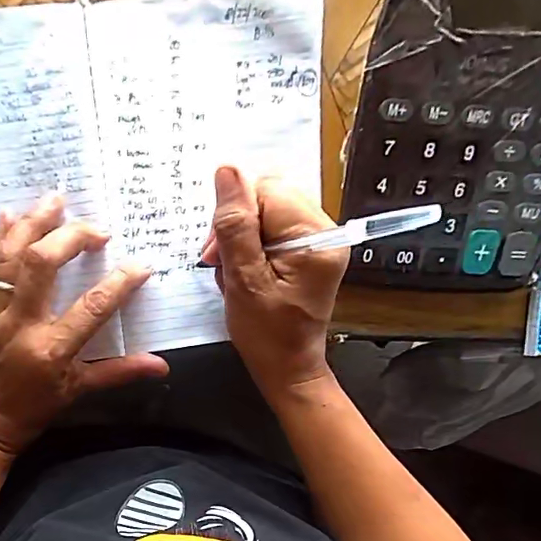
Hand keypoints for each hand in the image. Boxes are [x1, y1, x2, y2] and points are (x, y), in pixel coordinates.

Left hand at [0, 196, 168, 455]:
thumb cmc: (34, 408)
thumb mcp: (78, 391)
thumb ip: (119, 372)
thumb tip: (162, 365)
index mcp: (51, 350)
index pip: (93, 306)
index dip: (120, 281)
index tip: (139, 264)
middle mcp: (19, 326)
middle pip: (42, 264)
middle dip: (70, 236)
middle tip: (93, 226)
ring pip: (7, 258)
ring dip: (31, 224)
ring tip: (53, 200)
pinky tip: (8, 215)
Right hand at [201, 166, 346, 399]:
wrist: (287, 370)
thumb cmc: (265, 336)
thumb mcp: (243, 280)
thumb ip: (235, 225)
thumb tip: (227, 170)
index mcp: (316, 238)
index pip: (267, 190)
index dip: (234, 214)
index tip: (215, 253)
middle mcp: (325, 232)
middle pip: (269, 196)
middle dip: (236, 226)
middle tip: (218, 262)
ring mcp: (318, 242)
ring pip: (267, 213)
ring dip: (240, 239)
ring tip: (231, 274)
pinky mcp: (308, 253)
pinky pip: (273, 231)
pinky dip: (250, 249)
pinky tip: (242, 273)